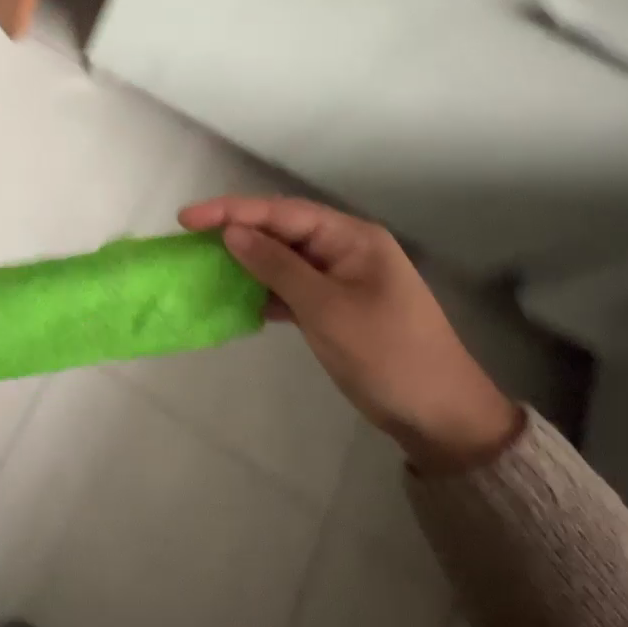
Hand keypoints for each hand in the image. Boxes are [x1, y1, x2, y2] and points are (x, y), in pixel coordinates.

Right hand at [180, 197, 521, 472]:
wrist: (440, 416)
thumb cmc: (388, 354)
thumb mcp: (327, 308)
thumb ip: (277, 266)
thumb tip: (232, 233)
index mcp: (352, 238)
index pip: (282, 212)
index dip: (232, 211)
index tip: (186, 218)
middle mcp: (345, 249)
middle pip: (280, 230)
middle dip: (234, 231)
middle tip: (187, 237)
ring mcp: (340, 279)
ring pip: (281, 259)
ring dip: (245, 261)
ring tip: (203, 263)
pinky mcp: (334, 307)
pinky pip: (289, 287)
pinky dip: (262, 291)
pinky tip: (236, 298)